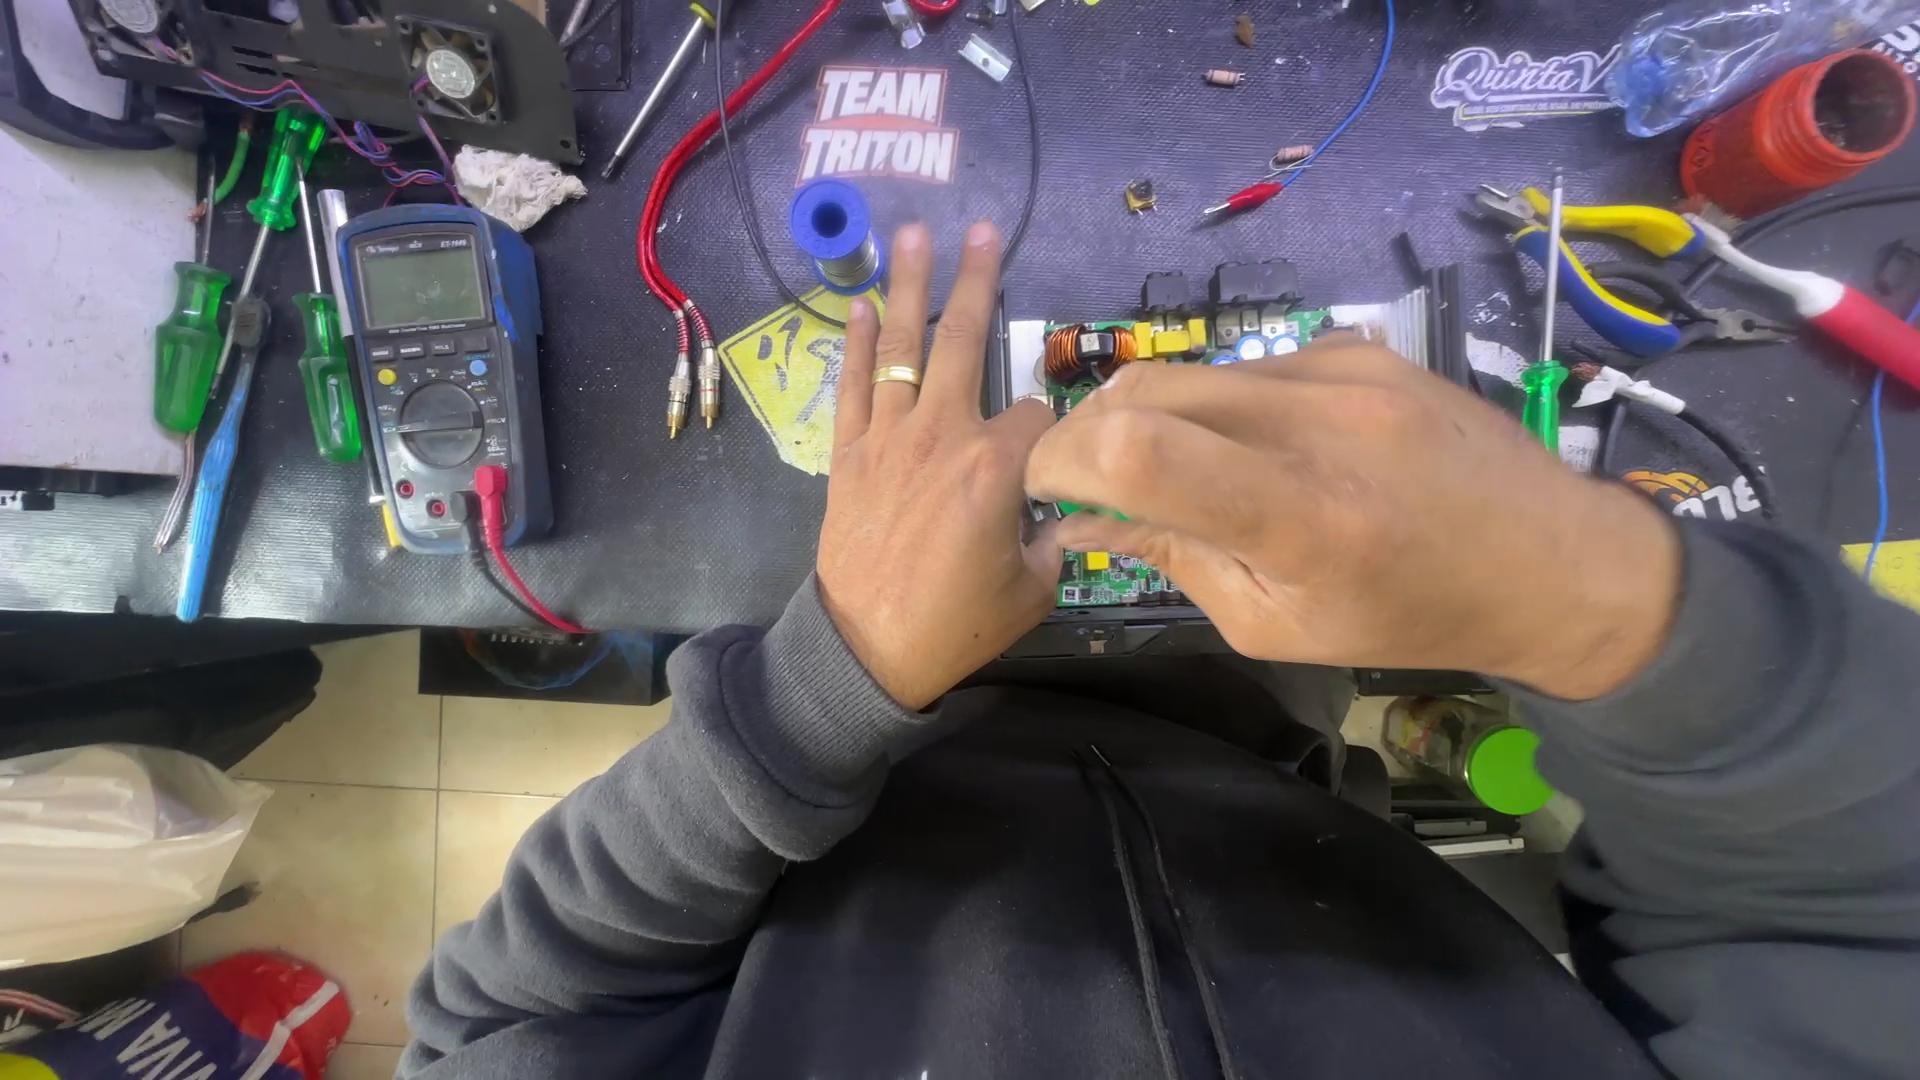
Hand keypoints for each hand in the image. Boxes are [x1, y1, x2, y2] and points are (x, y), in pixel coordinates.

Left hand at [816, 222, 1058, 708]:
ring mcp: (889, 439)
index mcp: (997, 469)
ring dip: (909, 288)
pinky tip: (858, 307)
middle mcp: (942, 436)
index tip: (1054, 453)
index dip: (1053, 429)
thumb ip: (1051, 538)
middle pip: (964, 341)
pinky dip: (854, 345)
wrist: (866, 653)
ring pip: (902, 349)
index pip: (1037, 417)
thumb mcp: (1031, 591)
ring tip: (914, 236)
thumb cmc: (955, 626)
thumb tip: (1052, 512)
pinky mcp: (849, 455)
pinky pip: (852, 387)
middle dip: (979, 282)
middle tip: (983, 230)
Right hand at [1023, 336, 1681, 699]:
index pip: (1140, 453)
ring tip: (1154, 463)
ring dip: (1140, 416)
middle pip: (1143, 391)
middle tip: (1079, 474)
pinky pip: (1240, 368)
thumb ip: (1172, 559)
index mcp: (1301, 517)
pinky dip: (1206, 406)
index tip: (1045, 486)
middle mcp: (1317, 422)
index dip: (1064, 459)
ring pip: (1184, 372)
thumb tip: (1080, 520)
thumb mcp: (1271, 623)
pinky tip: (1237, 443)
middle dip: (1082, 431)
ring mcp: (1341, 369)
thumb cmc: (1404, 616)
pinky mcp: (1354, 346)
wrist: (1552, 560)